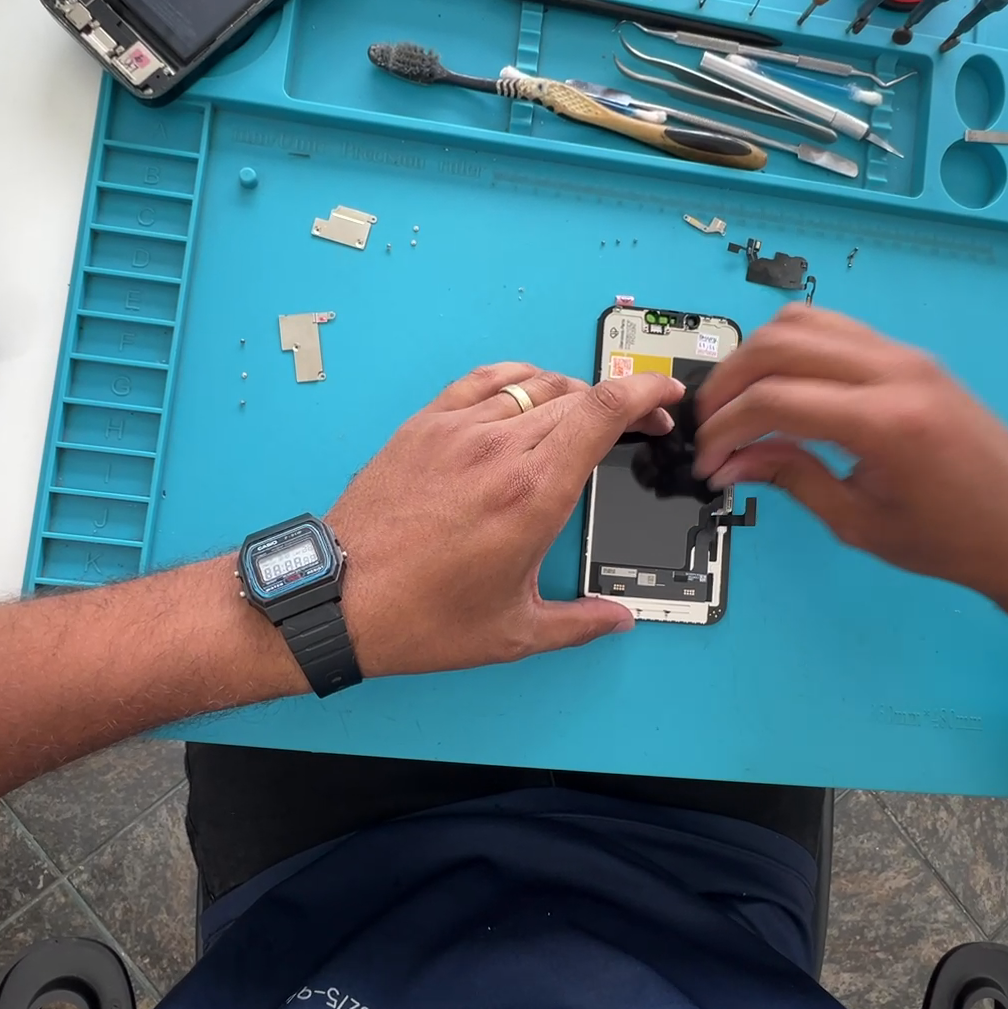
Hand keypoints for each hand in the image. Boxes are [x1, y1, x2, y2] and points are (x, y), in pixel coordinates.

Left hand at [329, 363, 683, 676]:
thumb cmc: (418, 615)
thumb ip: (578, 622)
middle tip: (635, 425)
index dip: (646, 392)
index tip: (666, 395)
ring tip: (584, 414)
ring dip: (573, 393)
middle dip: (621, 402)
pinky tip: (526, 389)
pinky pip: (483, 379)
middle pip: (579, 396)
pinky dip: (517, 377)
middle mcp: (499, 450)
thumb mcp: (513, 632)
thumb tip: (616, 619)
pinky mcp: (425, 427)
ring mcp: (459, 431)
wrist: (340, 599)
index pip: (604, 411)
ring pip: (535, 384)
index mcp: (533, 494)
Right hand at [691, 306, 1007, 624]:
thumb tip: (729, 462)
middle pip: (778, 344)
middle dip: (727, 385)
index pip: (773, 400)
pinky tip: (778, 389)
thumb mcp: (855, 521)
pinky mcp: (908, 356)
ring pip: (801, 322)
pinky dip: (788, 350)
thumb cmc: (949, 541)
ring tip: (736, 405)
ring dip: (754, 357)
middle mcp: (894, 371)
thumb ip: (788, 477)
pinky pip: (831, 329)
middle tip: (709, 429)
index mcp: (885, 422)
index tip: (707, 463)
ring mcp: (905, 355)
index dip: (724, 429)